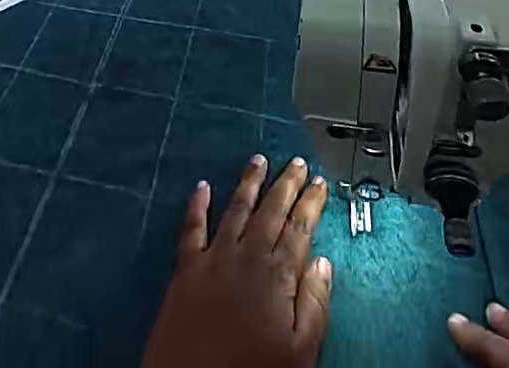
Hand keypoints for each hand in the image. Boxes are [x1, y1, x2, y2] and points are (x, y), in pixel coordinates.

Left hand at [139, 154, 332, 367]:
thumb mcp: (299, 353)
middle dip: (286, 184)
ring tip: (258, 160)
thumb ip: (314, 305)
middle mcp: (246, 256)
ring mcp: (213, 258)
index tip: (319, 182)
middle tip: (296, 162)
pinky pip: (192, 228)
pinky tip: (202, 186)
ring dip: (249, 183)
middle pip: (271, 210)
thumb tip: (323, 262)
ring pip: (236, 209)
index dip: (311, 203)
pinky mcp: (185, 268)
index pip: (299, 228)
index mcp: (276, 275)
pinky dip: (197, 205)